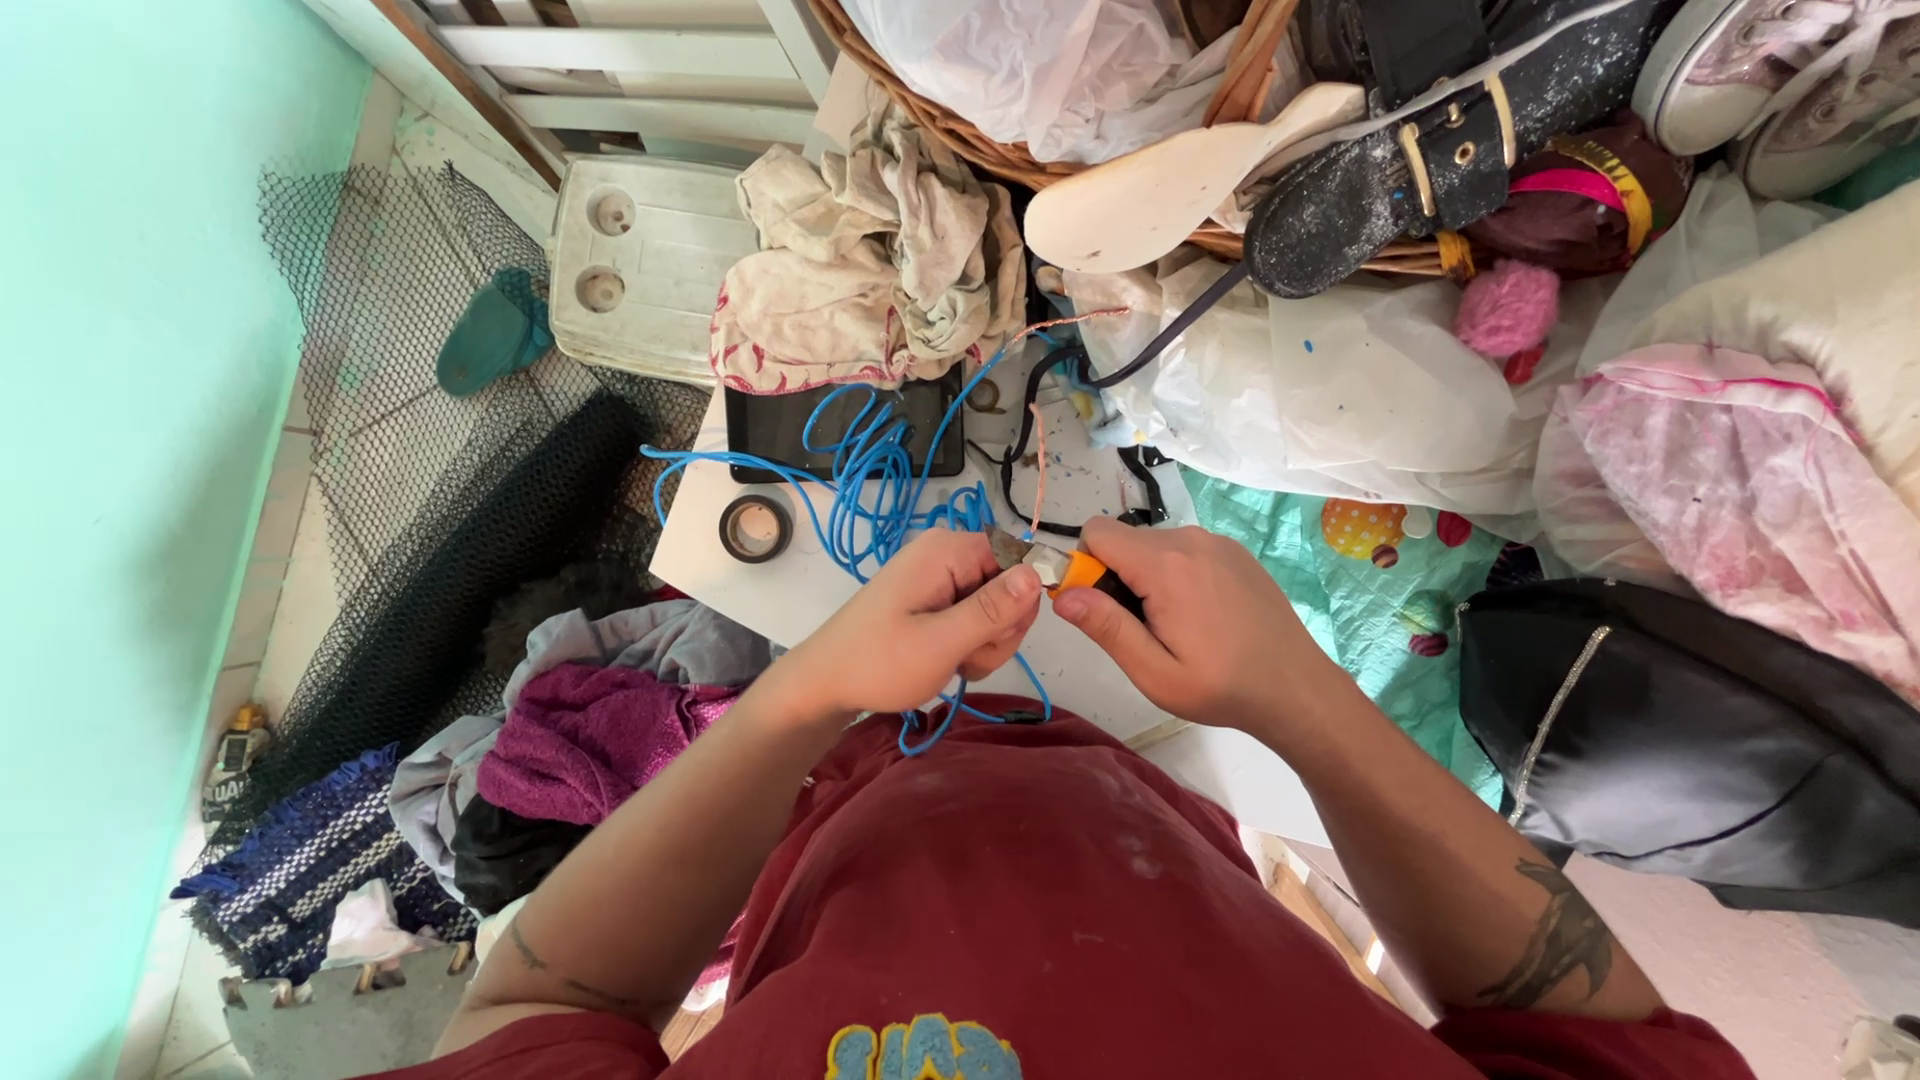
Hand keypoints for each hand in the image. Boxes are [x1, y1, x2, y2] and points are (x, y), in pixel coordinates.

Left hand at [776, 529, 1041, 717]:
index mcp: (948, 550)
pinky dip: (972, 645)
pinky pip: (977, 618)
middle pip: (1012, 585)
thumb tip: (1038, 572)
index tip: (998, 633)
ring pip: (999, 608)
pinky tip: (948, 660)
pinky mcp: (937, 599)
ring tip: (953, 660)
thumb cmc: (879, 662)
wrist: (827, 683)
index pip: (1019, 557)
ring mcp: (942, 578)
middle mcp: (947, 555)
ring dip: (986, 643)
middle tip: (967, 654)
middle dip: (1000, 628)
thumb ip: (991, 609)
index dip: (1021, 599)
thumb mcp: (940, 641)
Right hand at [1051, 518, 1348, 732]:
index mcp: (1165, 564)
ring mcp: (1217, 542)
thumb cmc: (1220, 686)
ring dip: (1147, 577)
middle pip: (1124, 540)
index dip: (1086, 567)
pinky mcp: (1235, 551)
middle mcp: (1190, 539)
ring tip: (1176, 625)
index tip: (1103, 608)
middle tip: (1143, 628)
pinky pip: (1184, 550)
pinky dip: (1177, 574)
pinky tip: (1201, 615)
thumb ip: (1106, 627)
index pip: (1096, 532)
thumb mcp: (1153, 671)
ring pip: (1154, 545)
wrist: (1296, 687)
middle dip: (1117, 576)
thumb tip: (1063, 594)